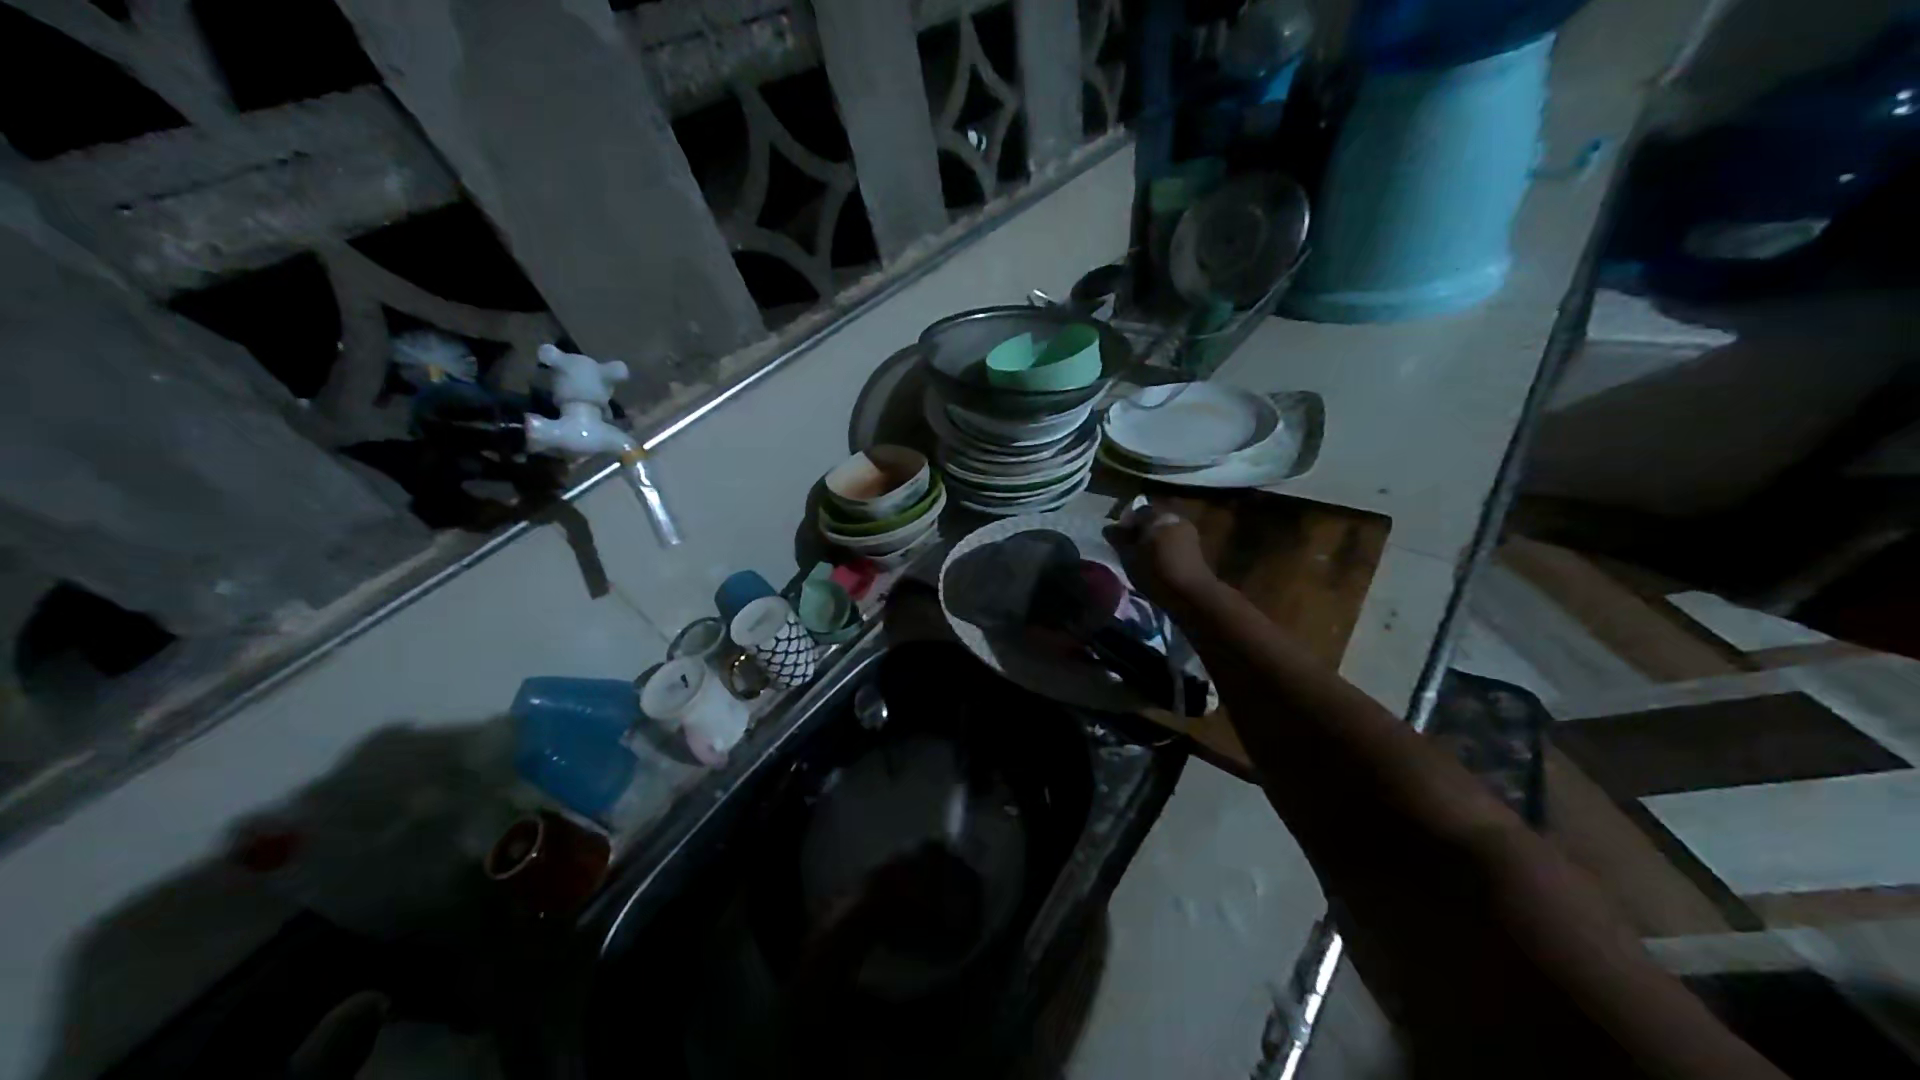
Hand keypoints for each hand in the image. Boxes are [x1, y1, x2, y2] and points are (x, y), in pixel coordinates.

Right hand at [1105, 501, 1215, 607]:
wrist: (1191, 593)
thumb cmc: (1156, 571)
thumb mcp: (1129, 556)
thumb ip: (1118, 538)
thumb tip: (1109, 528)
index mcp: (1158, 515)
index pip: (1134, 511)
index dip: (1122, 524)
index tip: (1114, 538)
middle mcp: (1175, 517)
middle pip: (1150, 519)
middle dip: (1137, 531)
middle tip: (1126, 547)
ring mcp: (1187, 530)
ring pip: (1161, 530)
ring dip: (1150, 539)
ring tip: (1140, 556)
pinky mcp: (1195, 546)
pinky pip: (1172, 540)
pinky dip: (1162, 547)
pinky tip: (1155, 561)